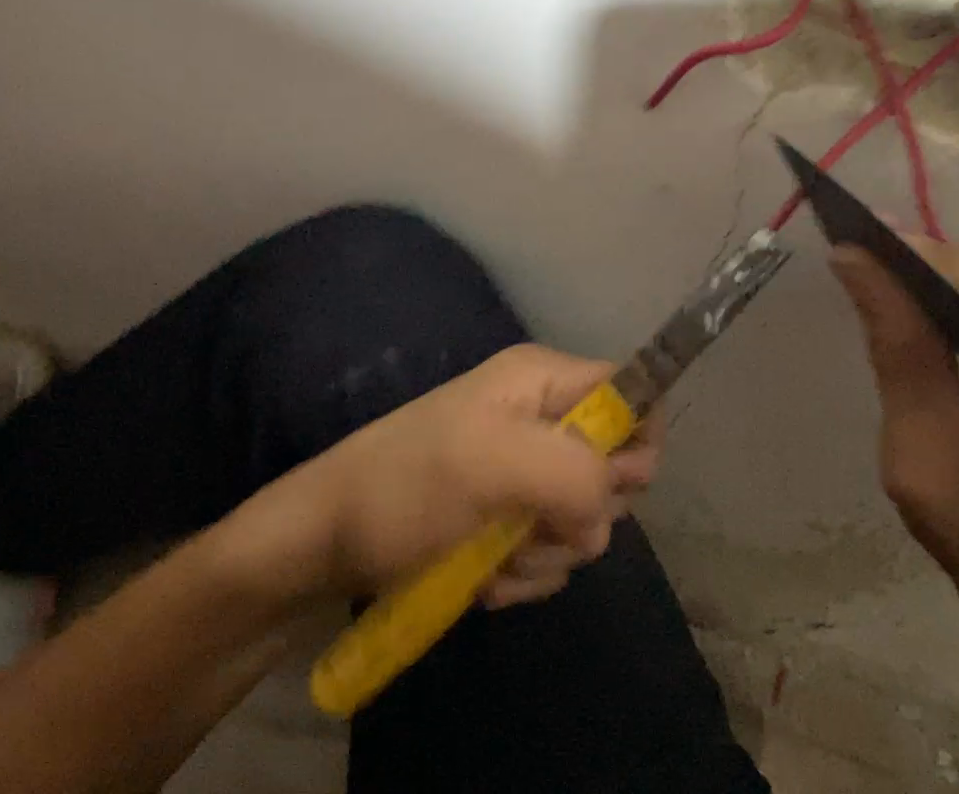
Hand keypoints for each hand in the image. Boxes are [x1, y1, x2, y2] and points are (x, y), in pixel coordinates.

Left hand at [308, 343, 661, 607]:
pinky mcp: (507, 518)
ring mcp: (523, 472)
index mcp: (541, 381)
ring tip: (493, 555)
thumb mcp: (490, 463)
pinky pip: (551, 552)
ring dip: (546, 551)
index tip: (608, 486)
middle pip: (616, 466)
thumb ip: (573, 471)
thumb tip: (604, 513)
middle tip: (532, 523)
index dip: (636, 441)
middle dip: (581, 512)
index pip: (632, 394)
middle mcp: (540, 419)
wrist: (323, 543)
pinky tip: (483, 578)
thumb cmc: (403, 490)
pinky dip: (523, 573)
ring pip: (584, 519)